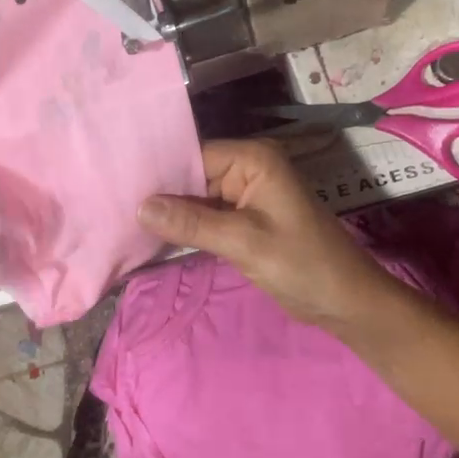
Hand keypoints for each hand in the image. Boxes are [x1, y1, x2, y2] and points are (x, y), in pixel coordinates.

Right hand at [138, 139, 400, 330]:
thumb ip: (192, 224)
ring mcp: (247, 195)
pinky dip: (186, 227)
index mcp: (254, 160)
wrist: (346, 302)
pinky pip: (207, 217)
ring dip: (170, 213)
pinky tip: (153, 235)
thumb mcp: (244, 243)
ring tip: (123, 220)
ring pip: (196, 198)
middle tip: (112, 204)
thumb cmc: (302, 265)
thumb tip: (140, 206)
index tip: (118, 184)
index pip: (195, 155)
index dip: (159, 171)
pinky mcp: (245, 219)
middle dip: (161, 193)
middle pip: (192, 174)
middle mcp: (248, 169)